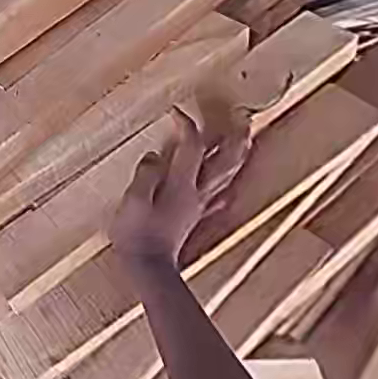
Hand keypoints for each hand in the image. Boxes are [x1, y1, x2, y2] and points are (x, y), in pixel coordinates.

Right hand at [110, 106, 251, 268]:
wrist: (149, 267)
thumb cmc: (136, 233)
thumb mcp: (132, 200)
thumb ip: (145, 175)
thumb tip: (154, 155)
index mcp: (181, 185)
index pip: (191, 147)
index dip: (186, 126)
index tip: (176, 111)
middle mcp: (196, 193)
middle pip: (224, 162)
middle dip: (234, 138)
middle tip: (242, 118)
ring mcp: (199, 206)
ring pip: (227, 177)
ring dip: (238, 156)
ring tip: (245, 140)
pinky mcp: (194, 216)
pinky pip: (219, 196)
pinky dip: (226, 185)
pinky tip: (227, 185)